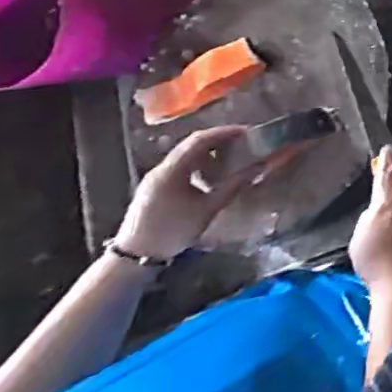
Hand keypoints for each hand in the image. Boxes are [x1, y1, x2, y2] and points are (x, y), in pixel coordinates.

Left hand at [116, 127, 265, 260]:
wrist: (133, 259)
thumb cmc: (172, 232)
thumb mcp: (207, 210)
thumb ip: (233, 186)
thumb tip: (258, 168)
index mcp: (172, 170)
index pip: (199, 140)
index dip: (224, 133)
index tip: (245, 132)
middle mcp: (161, 168)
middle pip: (192, 145)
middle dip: (218, 141)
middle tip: (240, 143)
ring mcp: (155, 178)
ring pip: (185, 156)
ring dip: (208, 154)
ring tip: (227, 161)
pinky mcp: (153, 187)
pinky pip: (179, 167)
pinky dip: (197, 165)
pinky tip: (208, 178)